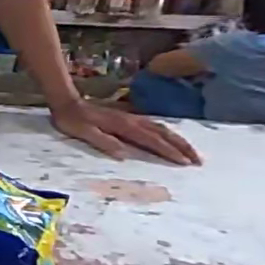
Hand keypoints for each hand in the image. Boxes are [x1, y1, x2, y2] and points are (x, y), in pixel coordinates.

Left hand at [51, 98, 200, 165]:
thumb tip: (124, 154)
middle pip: (163, 133)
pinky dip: (167, 133)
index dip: (169, 151)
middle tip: (198, 161)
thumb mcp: (83, 132)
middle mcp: (132, 121)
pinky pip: (154, 125)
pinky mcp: (128, 117)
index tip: (185, 163)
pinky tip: (172, 138)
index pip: (151, 140)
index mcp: (123, 126)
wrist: (66, 102)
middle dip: (182, 147)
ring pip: (161, 128)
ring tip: (191, 152)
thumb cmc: (73, 119)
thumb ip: (103, 141)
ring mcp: (131, 118)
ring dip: (178, 140)